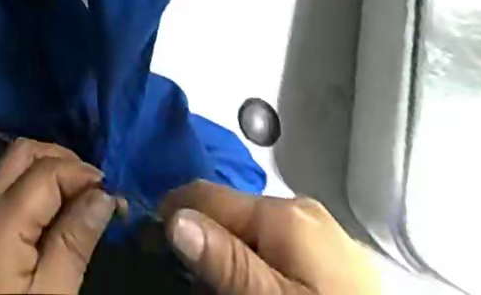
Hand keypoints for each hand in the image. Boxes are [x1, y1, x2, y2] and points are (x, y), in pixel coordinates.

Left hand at [0, 139, 118, 294]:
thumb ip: (74, 241)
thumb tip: (103, 195)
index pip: (43, 171)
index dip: (81, 173)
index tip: (115, 193)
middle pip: (19, 154)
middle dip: (61, 160)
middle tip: (98, 188)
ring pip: (8, 167)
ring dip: (45, 170)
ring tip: (82, 198)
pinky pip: (0, 189)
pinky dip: (29, 187)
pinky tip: (55, 212)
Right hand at [162, 182, 380, 294]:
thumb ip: (227, 263)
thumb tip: (173, 220)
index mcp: (285, 212)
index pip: (203, 195)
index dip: (168, 218)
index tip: (144, 251)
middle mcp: (302, 209)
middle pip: (227, 214)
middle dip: (199, 241)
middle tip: (181, 280)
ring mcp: (322, 236)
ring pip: (250, 234)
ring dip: (225, 257)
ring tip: (212, 287)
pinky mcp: (336, 264)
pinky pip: (276, 251)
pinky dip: (254, 266)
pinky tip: (250, 288)